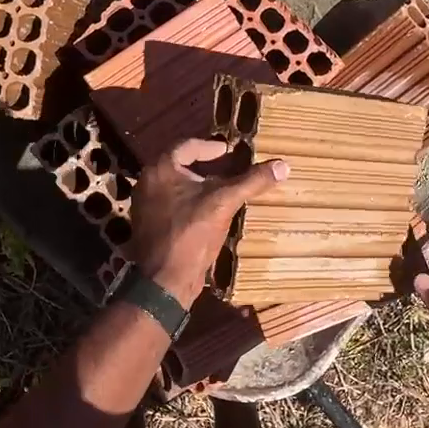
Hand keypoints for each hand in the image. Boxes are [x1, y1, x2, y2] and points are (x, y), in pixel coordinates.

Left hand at [125, 139, 287, 307]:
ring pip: (175, 186)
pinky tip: (208, 212)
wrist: (164, 281)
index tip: (227, 149)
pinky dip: (190, 202)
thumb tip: (283, 165)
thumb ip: (251, 182)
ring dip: (197, 185)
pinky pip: (172, 204)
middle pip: (179, 165)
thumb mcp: (224, 203)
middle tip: (226, 165)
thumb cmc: (191, 234)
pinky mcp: (150, 226)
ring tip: (220, 188)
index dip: (209, 146)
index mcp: (160, 170)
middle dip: (203, 165)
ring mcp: (146, 206)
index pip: (186, 146)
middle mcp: (148, 183)